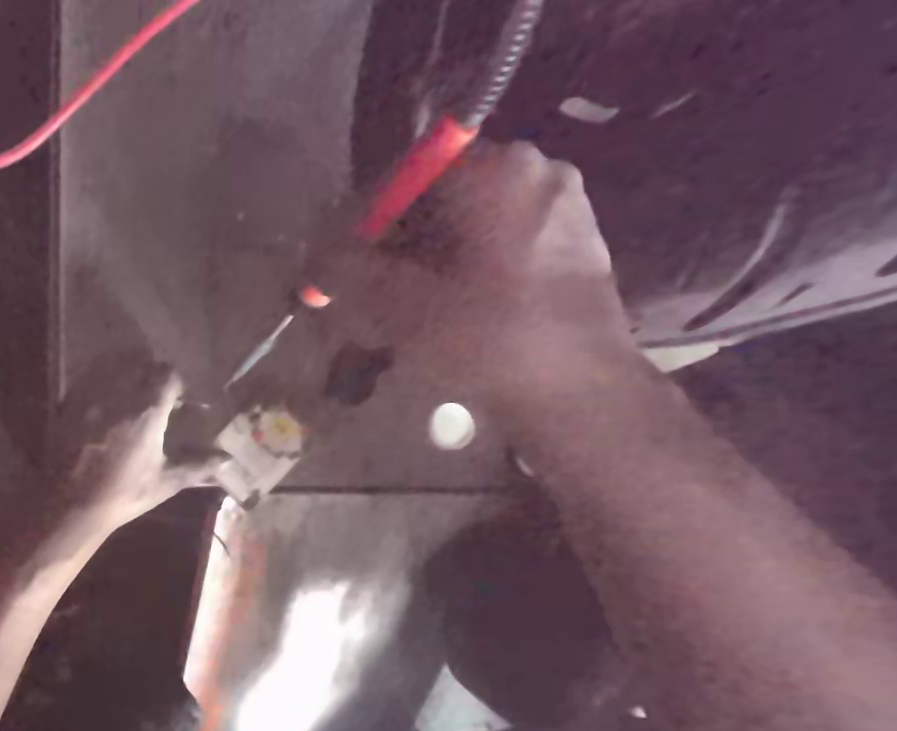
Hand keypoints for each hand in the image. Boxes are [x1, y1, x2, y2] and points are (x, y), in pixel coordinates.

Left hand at [53, 357, 220, 534]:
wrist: (69, 505)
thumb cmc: (123, 495)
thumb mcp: (166, 482)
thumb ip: (198, 466)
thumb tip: (227, 459)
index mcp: (148, 410)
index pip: (168, 375)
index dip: (177, 384)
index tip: (180, 400)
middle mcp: (120, 393)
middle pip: (143, 364)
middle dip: (154, 375)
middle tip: (159, 396)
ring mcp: (92, 394)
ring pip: (115, 364)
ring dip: (129, 372)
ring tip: (133, 393)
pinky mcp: (69, 401)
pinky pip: (91, 376)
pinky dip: (104, 379)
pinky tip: (107, 400)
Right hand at [316, 142, 637, 404]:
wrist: (579, 395)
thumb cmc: (490, 342)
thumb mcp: (407, 309)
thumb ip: (353, 273)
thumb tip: (316, 256)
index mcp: (497, 170)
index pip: (405, 174)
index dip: (361, 219)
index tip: (337, 263)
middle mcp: (535, 171)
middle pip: (438, 198)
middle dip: (393, 244)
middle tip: (365, 292)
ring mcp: (562, 209)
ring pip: (467, 226)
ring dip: (425, 261)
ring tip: (400, 310)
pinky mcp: (573, 247)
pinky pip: (498, 245)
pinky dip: (462, 270)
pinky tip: (447, 313)